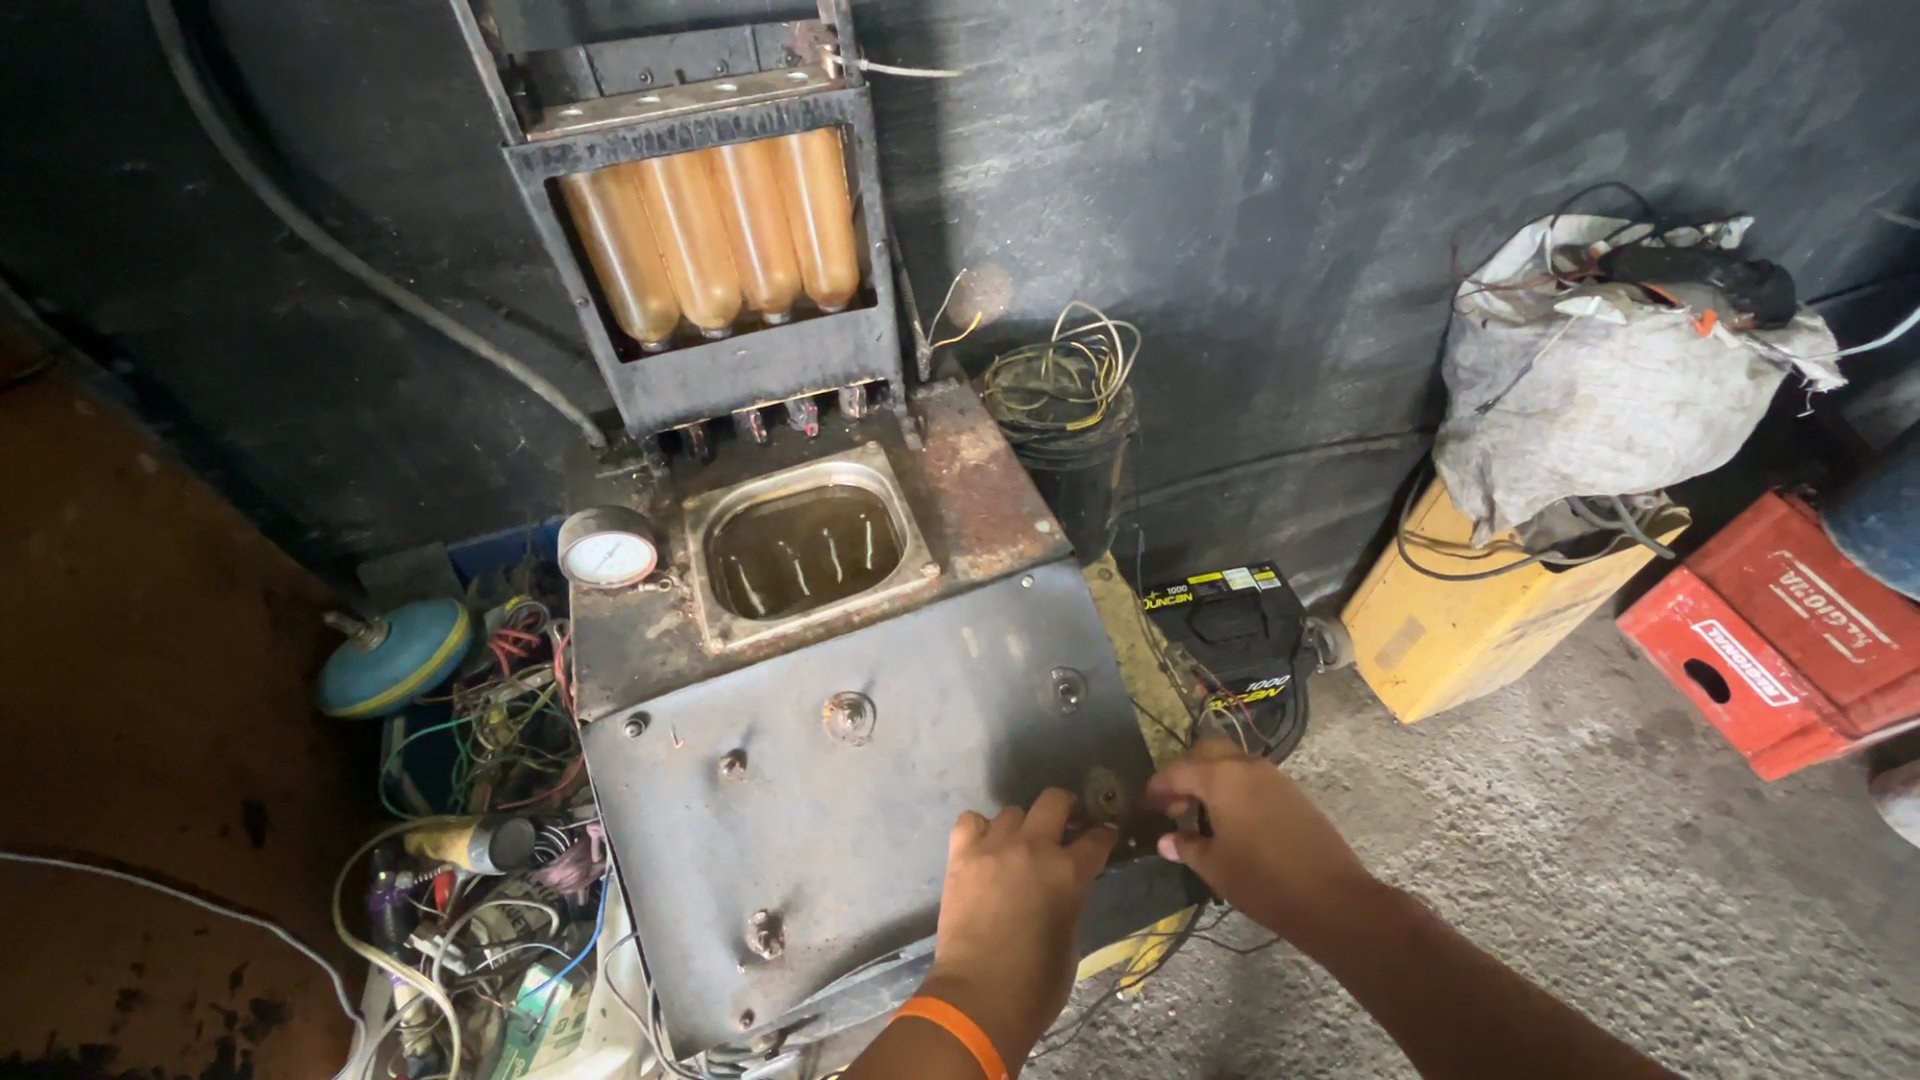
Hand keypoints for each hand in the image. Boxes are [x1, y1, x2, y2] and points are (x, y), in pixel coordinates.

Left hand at [920, 789, 1116, 1065]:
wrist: (978, 996)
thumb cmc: (1035, 985)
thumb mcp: (1070, 941)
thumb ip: (1070, 902)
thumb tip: (1063, 890)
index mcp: (1068, 873)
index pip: (1096, 838)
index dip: (1103, 834)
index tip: (1104, 834)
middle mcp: (1033, 847)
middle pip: (1054, 801)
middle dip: (1066, 807)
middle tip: (1066, 824)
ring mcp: (994, 847)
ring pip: (1012, 811)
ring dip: (1022, 825)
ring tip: (1020, 844)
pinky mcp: (962, 855)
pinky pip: (971, 822)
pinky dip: (980, 829)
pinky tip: (985, 847)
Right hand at [1145, 737, 1376, 942]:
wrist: (1333, 899)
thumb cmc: (1263, 881)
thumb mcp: (1215, 866)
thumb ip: (1186, 846)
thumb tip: (1165, 840)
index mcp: (1221, 777)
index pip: (1178, 771)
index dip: (1158, 786)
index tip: (1146, 803)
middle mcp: (1247, 766)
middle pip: (1207, 751)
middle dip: (1186, 771)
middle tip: (1176, 804)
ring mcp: (1274, 777)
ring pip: (1233, 762)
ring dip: (1212, 778)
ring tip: (1202, 814)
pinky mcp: (1293, 793)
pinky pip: (1253, 778)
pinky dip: (1235, 788)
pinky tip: (1233, 821)